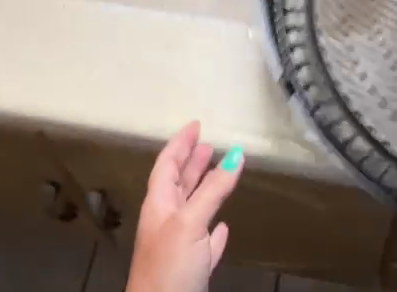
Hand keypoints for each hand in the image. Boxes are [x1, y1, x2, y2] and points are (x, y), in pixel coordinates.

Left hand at [126, 122, 243, 291]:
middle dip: (193, 163)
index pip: (167, 164)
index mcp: (159, 204)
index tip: (197, 124)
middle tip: (209, 144)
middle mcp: (166, 221)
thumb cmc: (169, 267)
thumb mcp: (190, 222)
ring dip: (205, 190)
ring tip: (221, 172)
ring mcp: (178, 247)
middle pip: (178, 183)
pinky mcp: (191, 271)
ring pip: (192, 210)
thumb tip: (236, 154)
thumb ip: (213, 190)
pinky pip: (204, 243)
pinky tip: (225, 227)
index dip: (181, 143)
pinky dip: (214, 232)